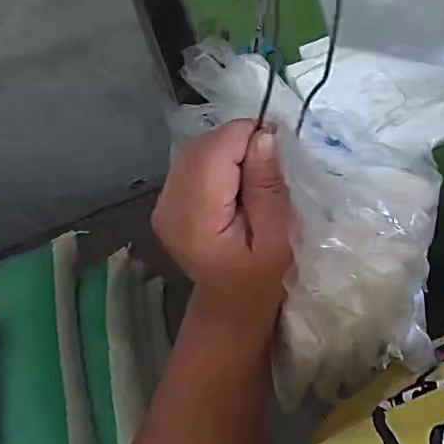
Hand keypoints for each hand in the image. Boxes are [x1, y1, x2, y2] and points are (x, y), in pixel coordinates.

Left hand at [153, 120, 294, 326]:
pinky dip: (220, 160)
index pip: (215, 150)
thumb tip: (264, 138)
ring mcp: (163, 202)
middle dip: (240, 141)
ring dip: (231, 150)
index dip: (249, 137)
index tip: (280, 151)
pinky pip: (194, 161)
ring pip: (197, 149)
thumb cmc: (263, 278)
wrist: (233, 305)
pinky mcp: (168, 200)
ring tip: (258, 173)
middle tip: (273, 163)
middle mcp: (168, 205)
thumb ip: (267, 188)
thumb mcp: (278, 237)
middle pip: (202, 145)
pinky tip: (239, 182)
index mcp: (194, 218)